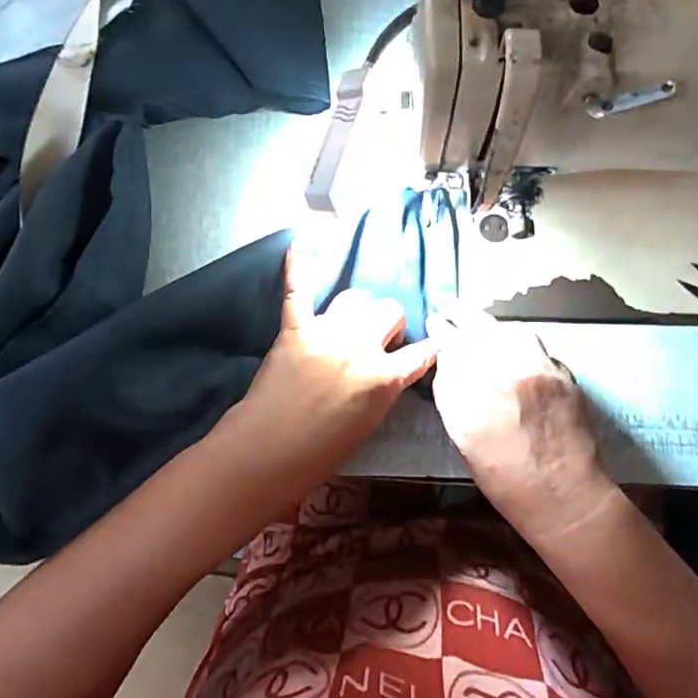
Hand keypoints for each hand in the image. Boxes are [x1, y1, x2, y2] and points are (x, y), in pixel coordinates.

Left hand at [222, 250, 437, 473]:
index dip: (427, 350)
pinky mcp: (294, 329)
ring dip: (358, 307)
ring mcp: (326, 333)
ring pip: (355, 298)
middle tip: (377, 340)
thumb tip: (386, 371)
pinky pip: (298, 292)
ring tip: (351, 320)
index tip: (429, 346)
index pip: (421, 353)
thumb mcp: (368, 424)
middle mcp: (360, 347)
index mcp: (384, 377)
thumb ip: (382, 390)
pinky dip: (297, 270)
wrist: (268, 449)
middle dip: (389, 322)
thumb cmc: (320, 451)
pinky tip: (297, 246)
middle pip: (389, 311)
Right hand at [429, 312, 618, 534]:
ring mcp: (538, 368)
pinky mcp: (563, 374)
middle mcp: (505, 369)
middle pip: (480, 327)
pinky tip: (513, 354)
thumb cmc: (500, 473)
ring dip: (493, 328)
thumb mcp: (460, 430)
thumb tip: (447, 360)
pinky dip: (519, 344)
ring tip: (482, 330)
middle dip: (463, 316)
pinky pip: (536, 347)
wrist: (562, 494)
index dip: (441, 328)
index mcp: (471, 388)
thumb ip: (451, 388)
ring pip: (511, 332)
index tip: (435, 321)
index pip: (449, 341)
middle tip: (451, 311)